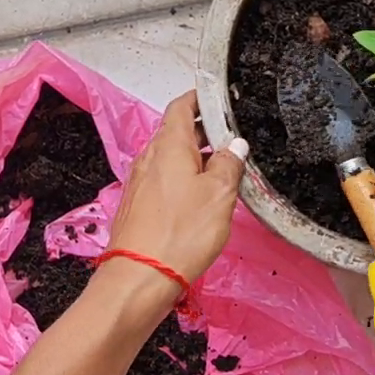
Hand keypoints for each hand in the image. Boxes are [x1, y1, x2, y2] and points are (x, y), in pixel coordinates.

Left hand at [104, 91, 247, 287]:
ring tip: (222, 170)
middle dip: (203, 131)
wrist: (140, 276)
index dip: (200, 98)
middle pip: (176, 131)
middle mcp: (150, 157)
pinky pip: (163, 179)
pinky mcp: (139, 204)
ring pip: (171, 157)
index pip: (181, 106)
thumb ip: (230, 165)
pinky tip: (200, 197)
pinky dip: (183, 178)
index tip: (217, 99)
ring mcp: (141, 181)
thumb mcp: (219, 195)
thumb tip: (235, 146)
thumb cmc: (179, 234)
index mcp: (169, 145)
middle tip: (231, 138)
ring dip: (195, 157)